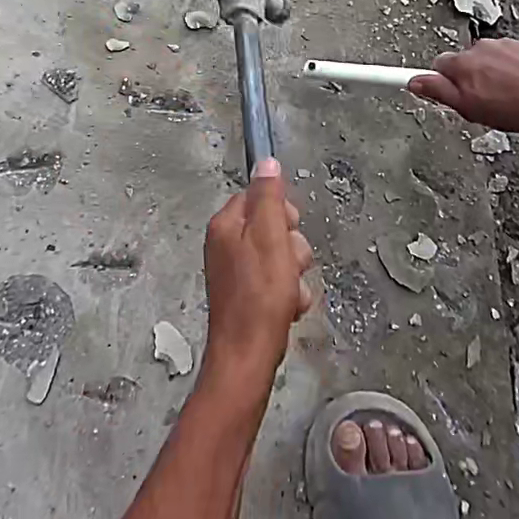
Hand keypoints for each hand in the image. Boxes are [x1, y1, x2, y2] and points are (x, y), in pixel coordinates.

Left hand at [201, 158, 314, 385]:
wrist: (249, 355)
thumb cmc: (261, 294)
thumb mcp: (271, 236)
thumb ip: (270, 197)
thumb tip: (266, 162)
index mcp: (225, 225)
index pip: (259, 195)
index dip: (282, 211)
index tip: (288, 229)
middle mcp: (225, 244)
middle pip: (272, 224)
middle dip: (292, 244)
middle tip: (290, 262)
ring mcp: (234, 270)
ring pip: (280, 253)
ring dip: (293, 270)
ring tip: (289, 289)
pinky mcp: (245, 293)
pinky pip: (276, 278)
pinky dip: (286, 290)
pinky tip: (287, 304)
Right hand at [408, 38, 518, 138]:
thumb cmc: (516, 108)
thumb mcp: (470, 109)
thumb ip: (439, 92)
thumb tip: (416, 82)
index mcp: (463, 65)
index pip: (435, 66)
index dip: (430, 77)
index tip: (410, 77)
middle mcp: (481, 48)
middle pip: (463, 62)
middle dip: (469, 79)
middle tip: (482, 101)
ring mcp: (504, 45)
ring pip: (488, 60)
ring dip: (493, 74)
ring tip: (508, 98)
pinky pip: (511, 57)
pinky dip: (514, 70)